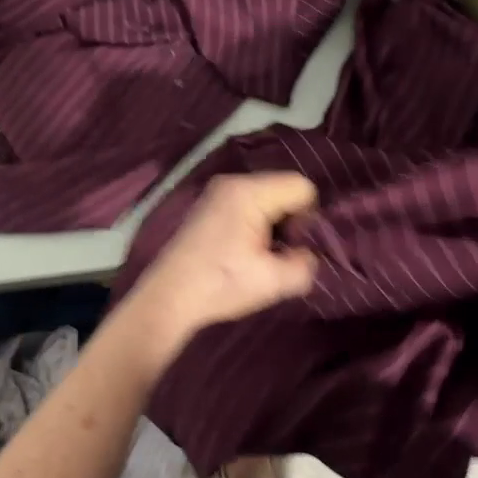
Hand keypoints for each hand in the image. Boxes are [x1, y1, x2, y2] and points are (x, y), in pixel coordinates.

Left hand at [112, 172, 319, 365]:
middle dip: (291, 220)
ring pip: (267, 196)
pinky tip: (244, 251)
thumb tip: (309, 253)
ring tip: (261, 255)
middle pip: (283, 188)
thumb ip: (305, 264)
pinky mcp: (210, 204)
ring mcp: (218, 190)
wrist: (169, 295)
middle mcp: (233, 181)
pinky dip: (256, 222)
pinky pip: (248, 203)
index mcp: (249, 192)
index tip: (294, 246)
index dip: (307, 218)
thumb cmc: (221, 284)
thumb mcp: (273, 282)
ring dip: (273, 223)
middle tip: (278, 253)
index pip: (301, 187)